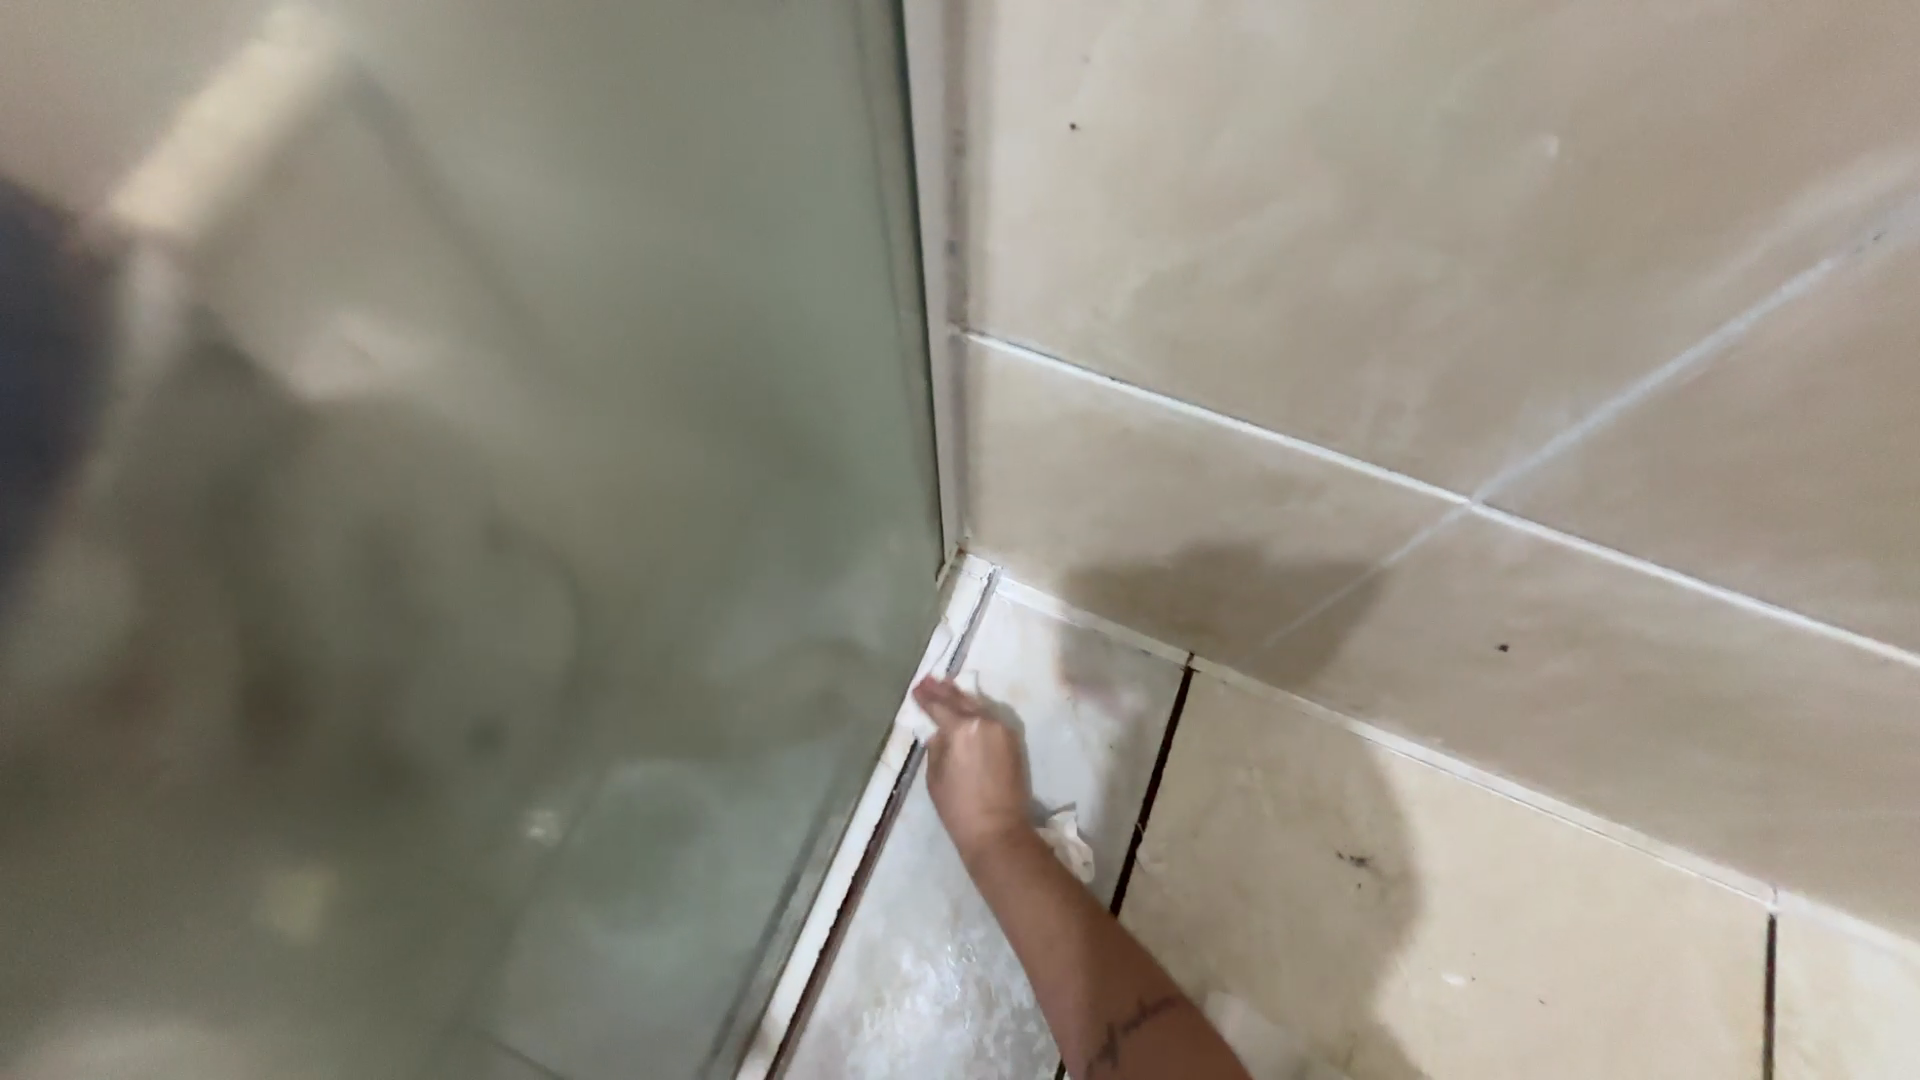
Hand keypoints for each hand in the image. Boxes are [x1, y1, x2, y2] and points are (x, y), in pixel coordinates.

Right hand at [912, 676, 1031, 860]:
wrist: (998, 830)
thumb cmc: (959, 808)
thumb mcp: (935, 777)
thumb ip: (937, 747)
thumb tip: (941, 733)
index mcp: (962, 729)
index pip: (939, 707)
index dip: (926, 697)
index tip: (916, 688)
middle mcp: (984, 722)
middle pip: (961, 700)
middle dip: (943, 689)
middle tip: (930, 678)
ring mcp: (1002, 729)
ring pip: (978, 706)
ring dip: (961, 697)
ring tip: (947, 685)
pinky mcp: (1013, 740)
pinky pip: (991, 717)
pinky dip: (977, 710)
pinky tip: (968, 706)